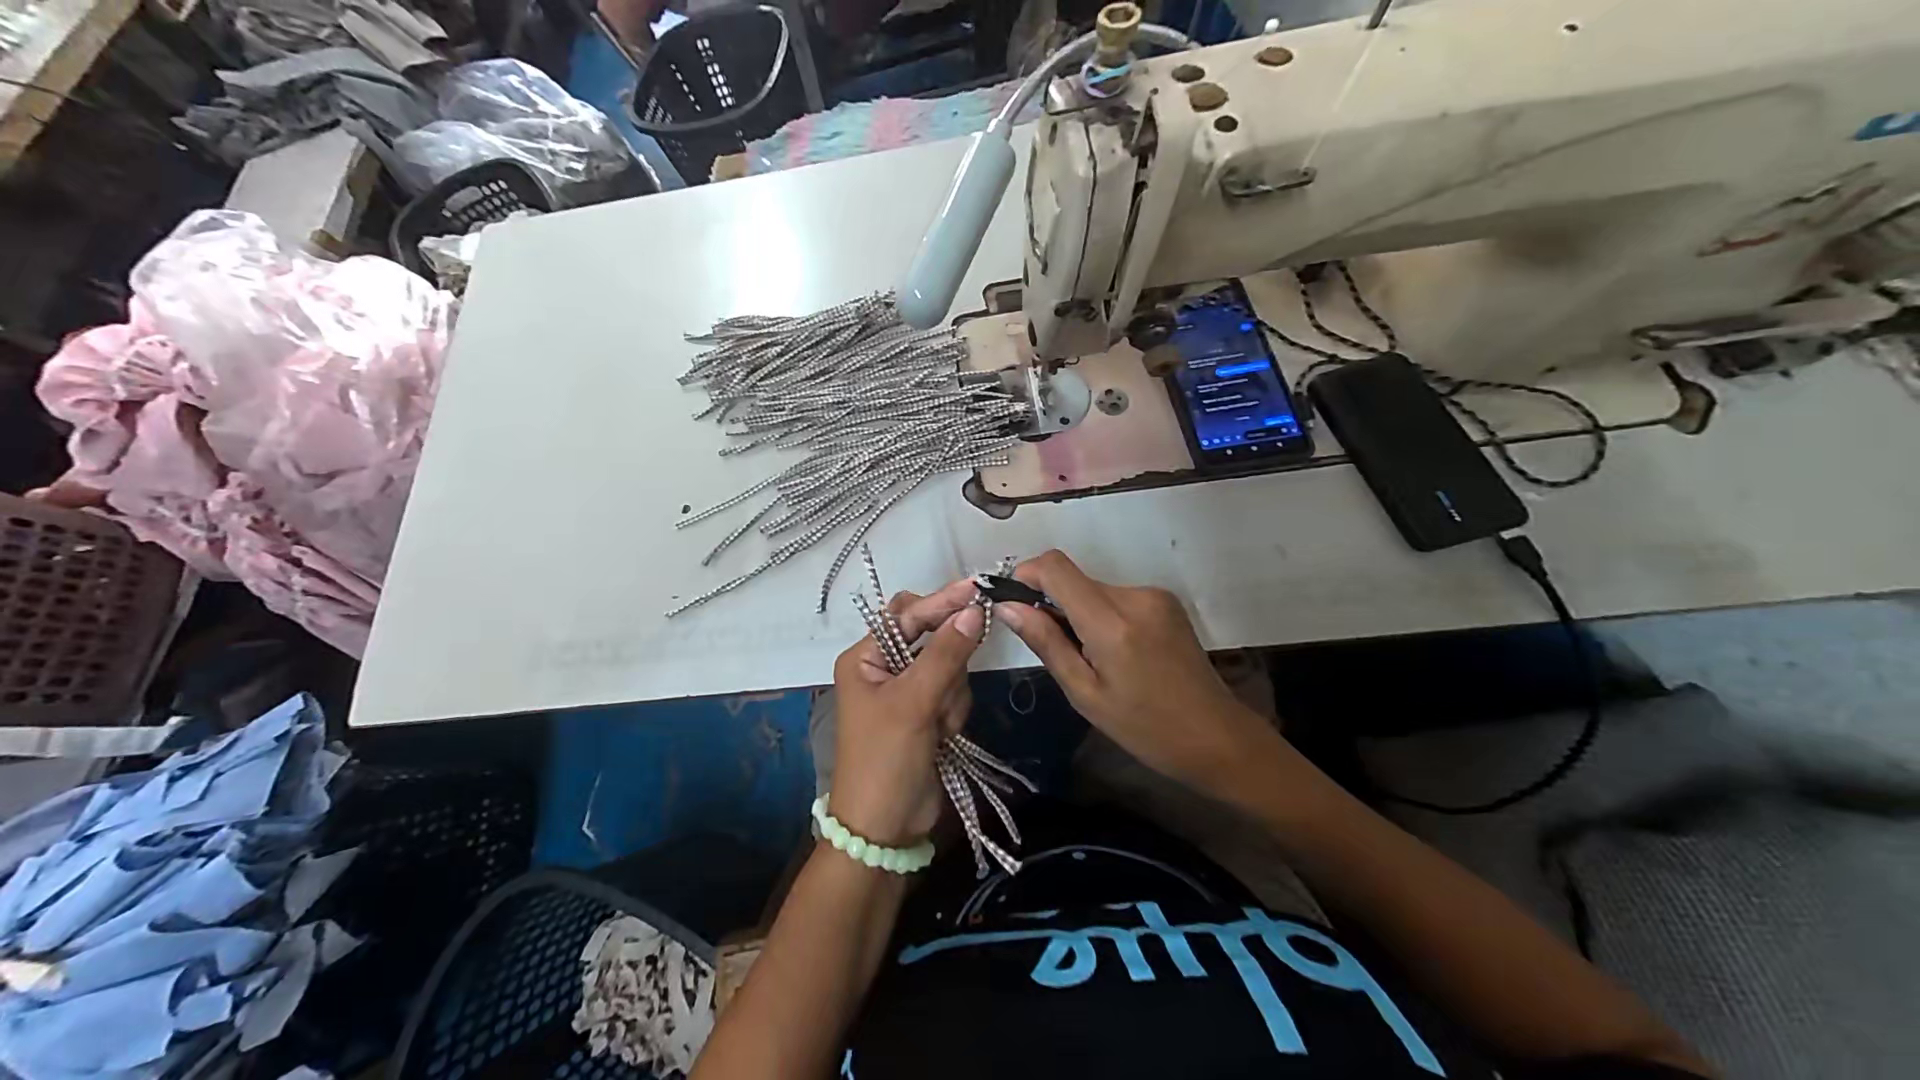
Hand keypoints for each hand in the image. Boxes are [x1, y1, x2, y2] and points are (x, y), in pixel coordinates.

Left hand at [829, 579, 984, 846]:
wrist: (886, 828)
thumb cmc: (886, 759)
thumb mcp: (914, 704)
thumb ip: (946, 654)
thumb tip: (974, 610)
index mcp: (865, 657)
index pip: (908, 615)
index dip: (943, 601)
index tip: (979, 588)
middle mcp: (885, 667)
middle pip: (933, 639)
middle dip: (945, 668)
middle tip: (944, 692)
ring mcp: (909, 690)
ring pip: (951, 667)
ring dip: (950, 697)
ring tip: (936, 728)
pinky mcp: (928, 712)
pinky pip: (955, 692)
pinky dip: (954, 712)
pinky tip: (942, 737)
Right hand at [994, 550, 1286, 799]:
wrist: (1217, 737)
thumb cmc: (1145, 728)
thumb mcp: (1085, 693)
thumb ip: (1046, 643)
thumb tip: (1007, 606)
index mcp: (1112, 621)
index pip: (1056, 567)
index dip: (1026, 574)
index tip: (1013, 603)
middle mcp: (1134, 596)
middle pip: (1074, 579)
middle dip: (1051, 603)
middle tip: (1051, 648)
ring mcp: (1155, 596)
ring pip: (1094, 589)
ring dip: (1078, 612)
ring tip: (1089, 659)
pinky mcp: (1166, 602)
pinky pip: (1117, 598)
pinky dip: (1102, 616)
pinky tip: (1113, 654)